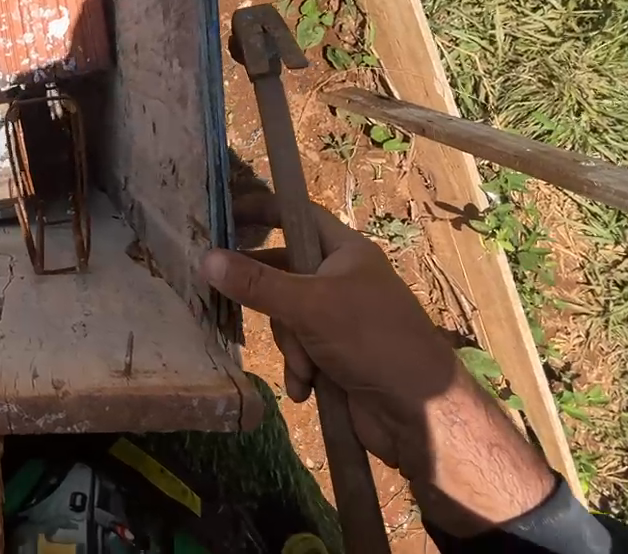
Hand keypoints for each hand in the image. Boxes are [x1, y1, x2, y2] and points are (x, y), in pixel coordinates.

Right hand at [202, 204, 554, 535]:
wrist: (424, 418)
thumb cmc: (371, 340)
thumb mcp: (307, 305)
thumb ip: (255, 282)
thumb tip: (204, 258)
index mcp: (345, 252)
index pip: (297, 215)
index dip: (263, 210)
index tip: (226, 214)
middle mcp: (342, 280)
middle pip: (283, 271)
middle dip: (268, 299)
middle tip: (234, 301)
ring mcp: (340, 319)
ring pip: (287, 314)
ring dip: (289, 343)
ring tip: (303, 366)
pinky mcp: (338, 355)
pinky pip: (299, 348)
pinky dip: (299, 367)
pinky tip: (306, 386)